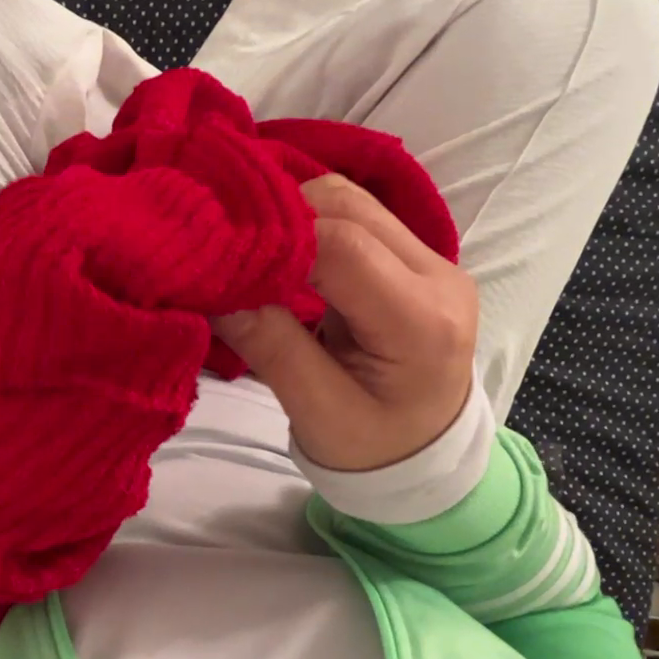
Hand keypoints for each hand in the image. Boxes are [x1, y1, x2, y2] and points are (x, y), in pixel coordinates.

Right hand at [214, 174, 476, 471]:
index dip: (278, 242)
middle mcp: (438, 276)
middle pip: (350, 208)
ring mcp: (433, 262)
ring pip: (353, 202)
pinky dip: (310, 226)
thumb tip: (220, 295)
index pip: (344, 248)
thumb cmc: (371, 447)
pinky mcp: (415, 260)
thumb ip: (273, 348)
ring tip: (252, 254)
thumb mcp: (317, 412)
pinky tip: (281, 255)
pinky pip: (357, 219)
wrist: (422, 456)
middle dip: (282, 218)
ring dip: (296, 217)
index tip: (224, 262)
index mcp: (420, 322)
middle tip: (229, 252)